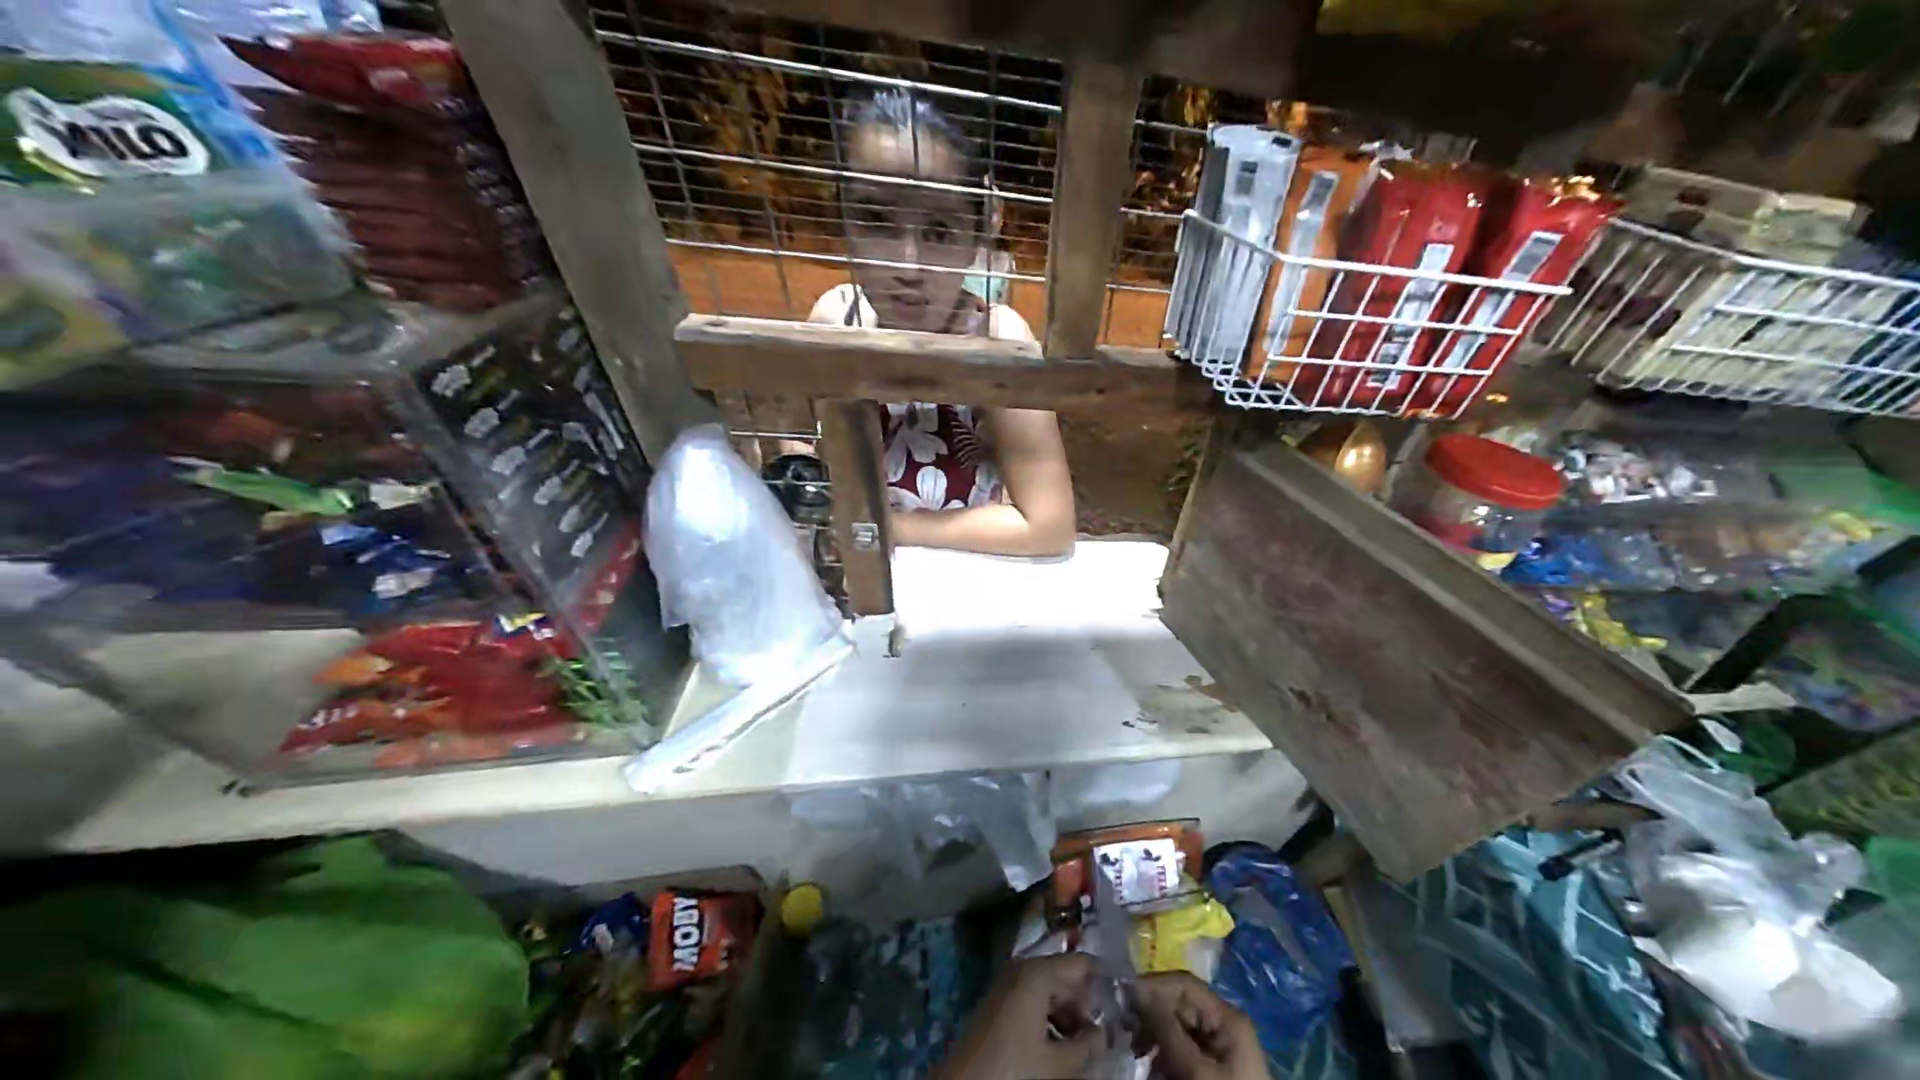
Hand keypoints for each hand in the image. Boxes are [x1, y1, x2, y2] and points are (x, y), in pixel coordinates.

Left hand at [933, 953, 1108, 1079]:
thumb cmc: (1014, 1071)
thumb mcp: (1059, 1064)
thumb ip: (1088, 1046)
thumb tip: (1106, 1032)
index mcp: (1037, 972)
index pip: (1082, 963)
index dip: (1106, 980)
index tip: (1127, 999)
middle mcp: (1022, 969)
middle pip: (1066, 978)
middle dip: (1088, 1004)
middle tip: (1111, 1030)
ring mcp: (1008, 985)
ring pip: (1051, 993)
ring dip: (1070, 1017)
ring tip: (1089, 1046)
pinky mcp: (1000, 1005)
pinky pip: (1035, 1003)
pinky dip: (1051, 1021)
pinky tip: (1063, 1048)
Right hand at [1132, 973, 1265, 1079]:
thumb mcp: (1194, 1070)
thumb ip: (1166, 1028)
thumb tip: (1135, 990)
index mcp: (1227, 1017)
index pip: (1184, 984)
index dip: (1152, 985)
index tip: (1124, 999)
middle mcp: (1223, 1023)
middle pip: (1178, 1003)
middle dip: (1150, 1014)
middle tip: (1126, 1029)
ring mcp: (1217, 1044)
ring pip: (1176, 1024)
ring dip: (1153, 1034)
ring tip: (1136, 1051)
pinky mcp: (1211, 1063)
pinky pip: (1180, 1046)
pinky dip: (1162, 1052)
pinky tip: (1149, 1064)